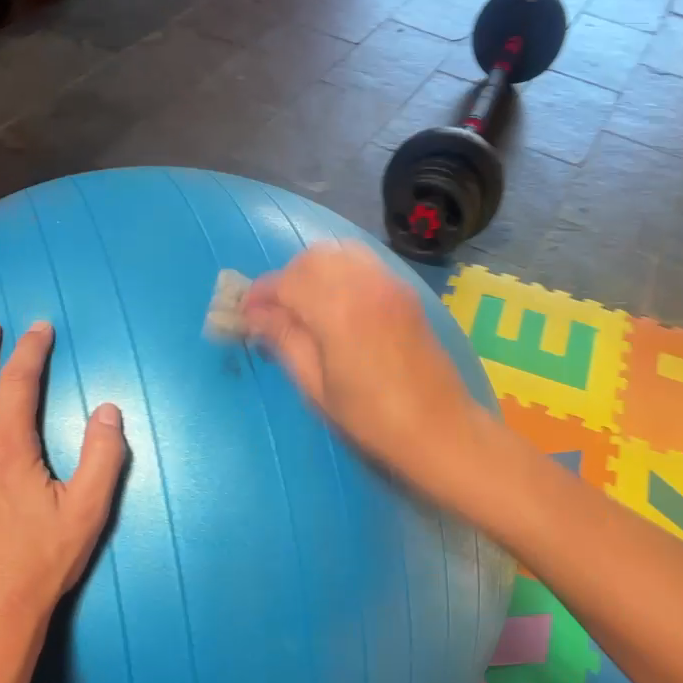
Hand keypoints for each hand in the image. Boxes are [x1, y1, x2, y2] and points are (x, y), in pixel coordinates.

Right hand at [242, 243, 487, 481]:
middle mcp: (364, 284)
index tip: (243, 315)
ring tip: (300, 307)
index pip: (286, 282)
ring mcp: (389, 283)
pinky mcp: (404, 291)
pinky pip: (362, 263)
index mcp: (338, 310)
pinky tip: (332, 303)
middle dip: (284, 279)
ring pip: (338, 253)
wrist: (439, 428)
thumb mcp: (316, 387)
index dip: (259, 295)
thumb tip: (255, 316)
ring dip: (311, 271)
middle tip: (270, 313)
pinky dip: (338, 272)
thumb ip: (285, 342)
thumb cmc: (371, 419)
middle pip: (311, 259)